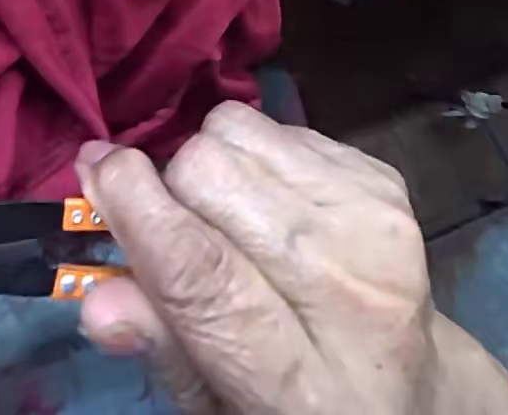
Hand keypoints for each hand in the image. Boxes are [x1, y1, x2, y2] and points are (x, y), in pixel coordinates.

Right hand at [73, 102, 507, 414]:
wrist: (414, 377)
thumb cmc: (295, 402)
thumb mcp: (219, 407)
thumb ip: (163, 348)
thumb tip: (96, 294)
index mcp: (303, 381)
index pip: (207, 280)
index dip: (140, 212)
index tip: (93, 163)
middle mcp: (349, 288)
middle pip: (217, 176)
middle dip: (173, 182)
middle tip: (180, 216)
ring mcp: (373, 219)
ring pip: (240, 130)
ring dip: (214, 159)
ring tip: (232, 208)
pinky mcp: (382, 174)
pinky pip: (276, 121)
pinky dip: (256, 151)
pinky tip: (276, 197)